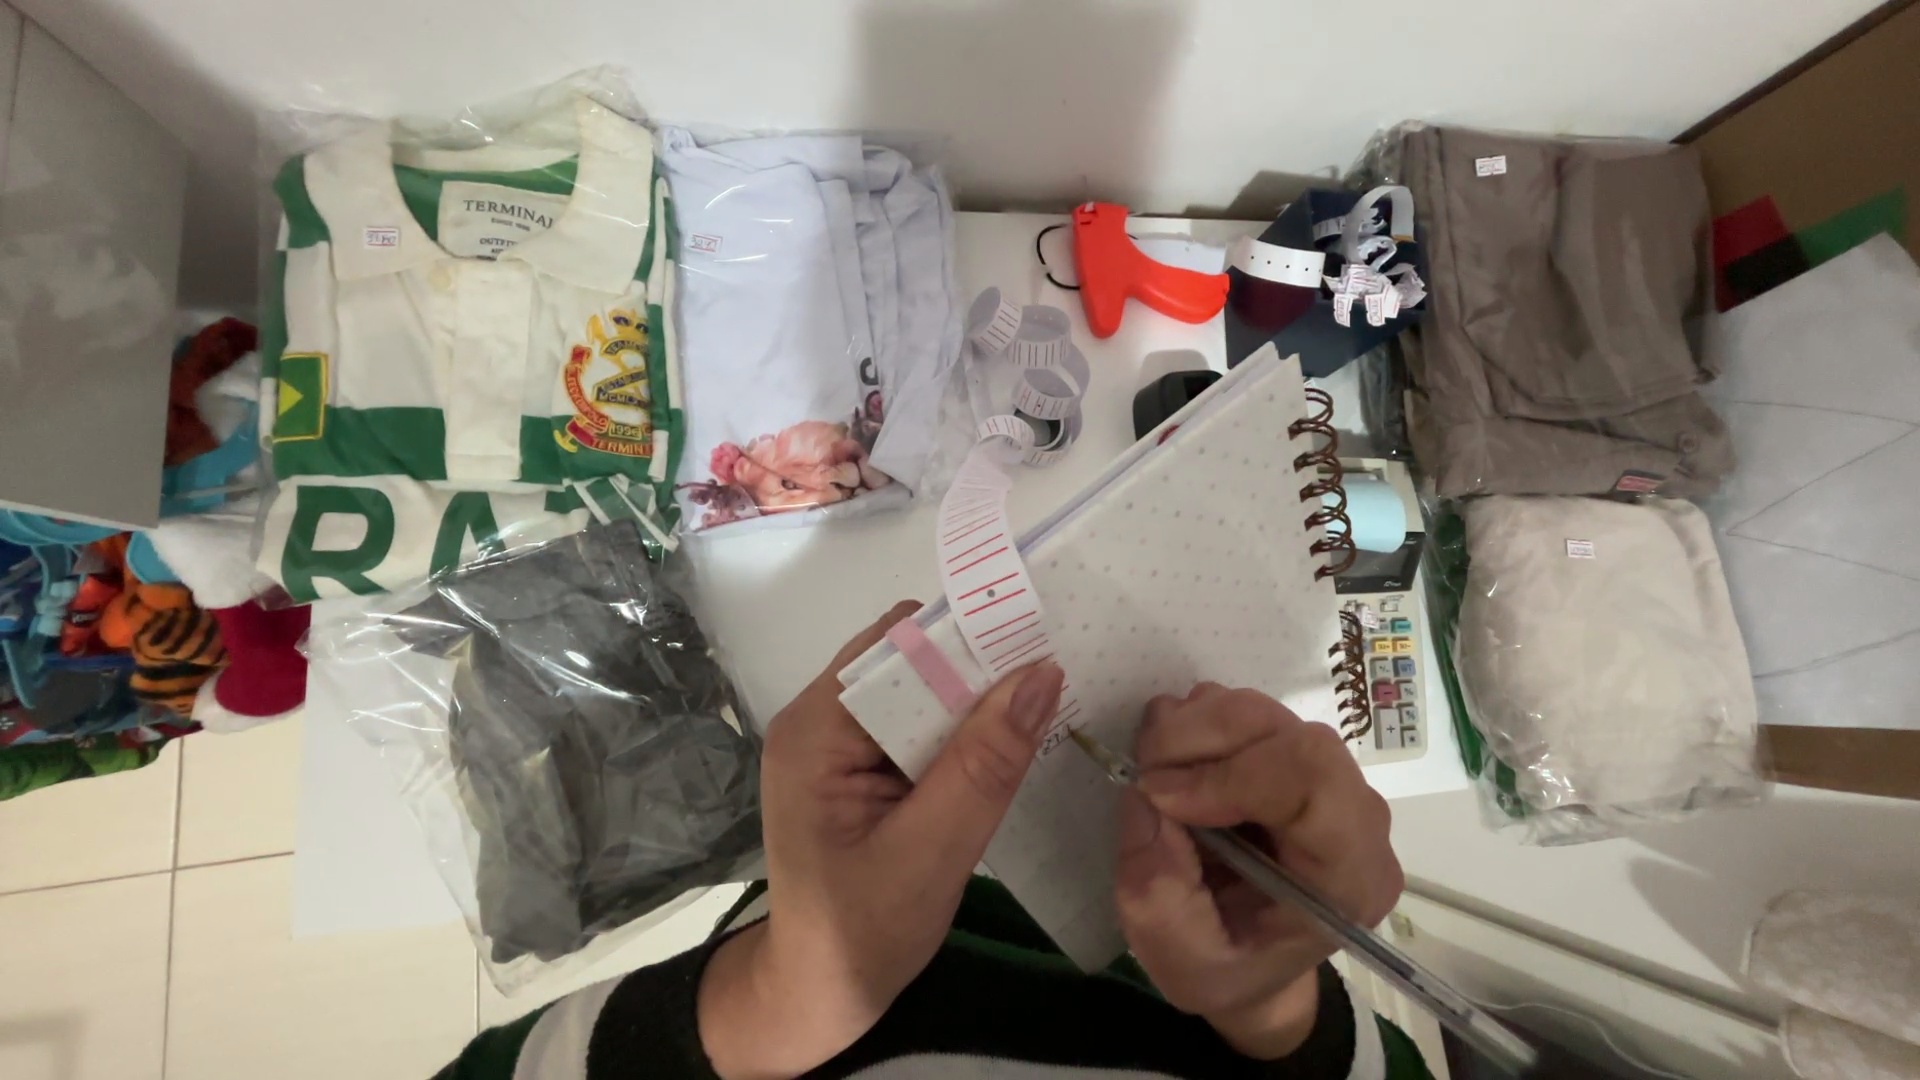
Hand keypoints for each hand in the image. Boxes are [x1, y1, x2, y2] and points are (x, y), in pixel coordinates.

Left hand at [698, 601, 1065, 1078]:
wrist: (816, 994)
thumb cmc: (864, 933)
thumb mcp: (934, 851)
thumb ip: (986, 762)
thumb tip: (1041, 673)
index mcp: (816, 730)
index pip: (895, 648)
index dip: (963, 640)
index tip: (1032, 643)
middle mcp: (816, 718)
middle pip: (905, 658)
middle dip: (973, 666)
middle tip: (1045, 678)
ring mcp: (832, 739)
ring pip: (914, 686)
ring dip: (970, 696)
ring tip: (1032, 705)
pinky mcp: (852, 762)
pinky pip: (912, 720)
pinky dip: (956, 725)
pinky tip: (996, 742)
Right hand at [1114, 684, 1403, 1058]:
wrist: (1247, 960)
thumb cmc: (1225, 968)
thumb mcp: (1180, 959)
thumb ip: (1158, 891)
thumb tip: (1146, 797)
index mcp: (1346, 875)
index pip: (1314, 781)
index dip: (1230, 774)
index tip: (1161, 797)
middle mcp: (1350, 814)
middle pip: (1287, 735)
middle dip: (1199, 741)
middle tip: (1145, 774)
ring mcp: (1320, 774)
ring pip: (1259, 710)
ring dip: (1189, 727)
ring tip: (1154, 769)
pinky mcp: (1284, 750)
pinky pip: (1240, 709)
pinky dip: (1191, 721)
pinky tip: (1172, 761)